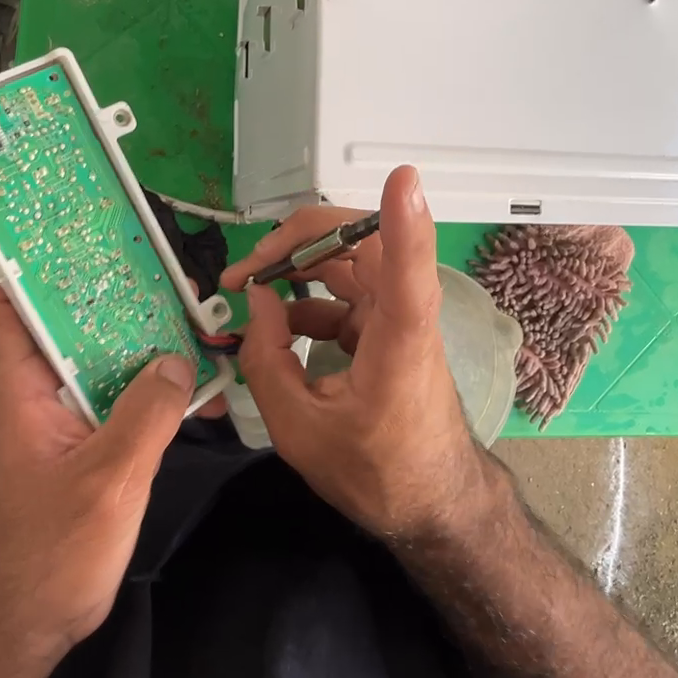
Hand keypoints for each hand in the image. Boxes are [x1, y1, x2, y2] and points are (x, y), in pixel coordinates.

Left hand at [0, 285, 196, 661]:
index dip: (28, 269)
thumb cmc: (51, 552)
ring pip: (107, 366)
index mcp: (26, 393)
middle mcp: (43, 398)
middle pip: (73, 330)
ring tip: (198, 321)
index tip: (72, 235)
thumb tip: (179, 360)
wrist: (28, 626)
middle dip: (118, 300)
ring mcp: (69, 425)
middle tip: (169, 274)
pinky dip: (158, 392)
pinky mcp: (91, 450)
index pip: (7, 311)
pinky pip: (126, 404)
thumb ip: (147, 416)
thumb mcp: (108, 481)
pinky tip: (203, 391)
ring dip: (147, 346)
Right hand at [222, 165, 496, 540]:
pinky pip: (345, 295)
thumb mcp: (299, 429)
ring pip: (350, 263)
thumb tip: (256, 300)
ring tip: (247, 291)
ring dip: (298, 267)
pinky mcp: (388, 329)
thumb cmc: (375, 473)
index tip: (402, 175)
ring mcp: (397, 319)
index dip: (404, 219)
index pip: (408, 269)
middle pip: (363, 244)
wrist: (430, 501)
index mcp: (398, 342)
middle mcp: (404, 316)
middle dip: (299, 241)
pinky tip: (276, 326)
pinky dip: (308, 300)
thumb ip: (266, 360)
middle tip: (248, 268)